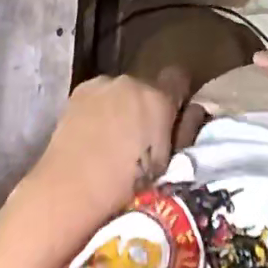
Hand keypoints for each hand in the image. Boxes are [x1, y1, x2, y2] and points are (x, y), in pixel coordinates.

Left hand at [23, 76, 181, 228]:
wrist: (72, 190)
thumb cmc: (129, 188)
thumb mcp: (170, 167)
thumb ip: (186, 132)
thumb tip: (195, 110)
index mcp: (158, 99)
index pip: (179, 77)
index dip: (178, 95)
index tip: (174, 116)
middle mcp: (130, 82)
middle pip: (147, 87)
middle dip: (147, 106)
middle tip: (140, 139)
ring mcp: (101, 84)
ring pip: (121, 91)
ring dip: (122, 106)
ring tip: (112, 139)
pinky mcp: (78, 90)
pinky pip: (99, 95)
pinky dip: (100, 109)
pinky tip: (93, 135)